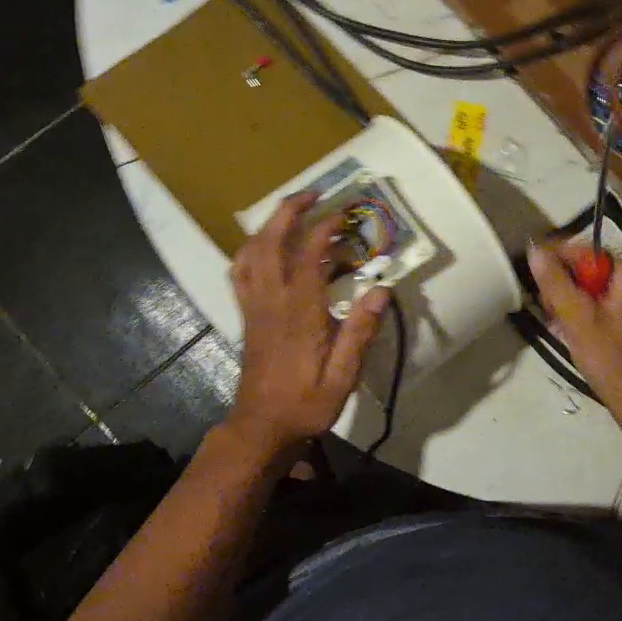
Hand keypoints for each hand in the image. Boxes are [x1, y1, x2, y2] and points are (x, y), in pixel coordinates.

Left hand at [225, 193, 390, 452]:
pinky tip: (268, 246)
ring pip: (251, 251)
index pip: (308, 256)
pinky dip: (253, 248)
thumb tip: (381, 289)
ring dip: (271, 224)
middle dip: (290, 210)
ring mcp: (253, 306)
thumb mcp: (343, 376)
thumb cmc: (307, 403)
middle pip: (271, 242)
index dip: (325, 227)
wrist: (261, 427)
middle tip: (315, 193)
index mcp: (299, 313)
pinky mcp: (246, 314)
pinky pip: (241, 271)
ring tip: (295, 210)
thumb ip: (360, 332)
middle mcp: (271, 301)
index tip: (346, 211)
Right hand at [527, 243, 621, 399]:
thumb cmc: (606, 355)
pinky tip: (563, 325)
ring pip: (587, 287)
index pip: (588, 252)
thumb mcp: (576, 316)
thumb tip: (535, 250)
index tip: (534, 264)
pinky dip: (577, 310)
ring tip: (553, 317)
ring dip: (566, 298)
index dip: (559, 255)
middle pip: (587, 269)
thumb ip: (555, 282)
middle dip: (562, 282)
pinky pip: (594, 302)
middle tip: (546, 302)